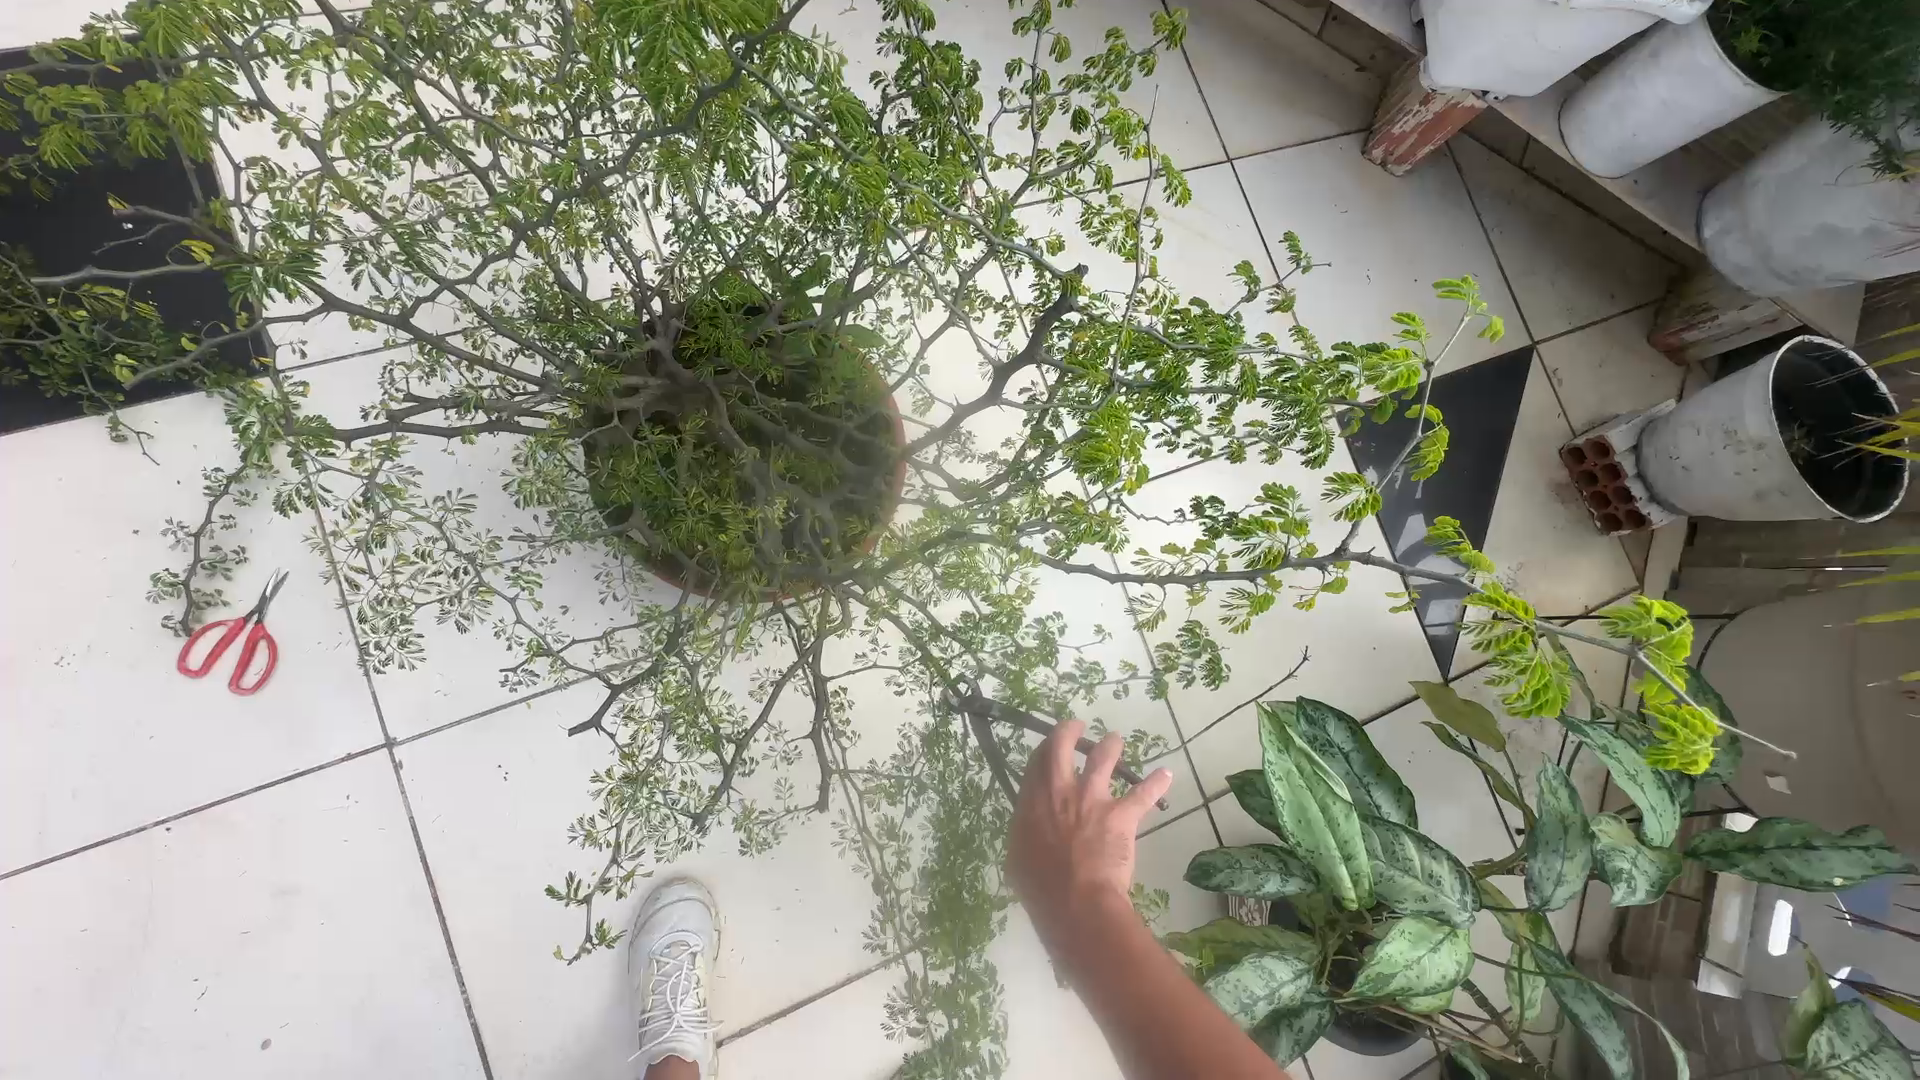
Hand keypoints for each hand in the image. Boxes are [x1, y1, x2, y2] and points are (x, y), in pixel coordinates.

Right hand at [1008, 719, 1174, 937]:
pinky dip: (1156, 783)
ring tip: (1115, 739)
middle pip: (1063, 745)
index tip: (1051, 746)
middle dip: (1070, 731)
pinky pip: (1143, 794)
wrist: (1075, 902)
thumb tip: (1029, 833)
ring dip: (1110, 744)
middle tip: (1077, 726)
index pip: (1038, 761)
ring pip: (1103, 757)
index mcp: (1033, 800)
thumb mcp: (1017, 858)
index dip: (1045, 748)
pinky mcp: (1121, 814)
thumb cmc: (1040, 887)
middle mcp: (1061, 790)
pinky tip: (1166, 774)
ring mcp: (1092, 798)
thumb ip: (1024, 836)